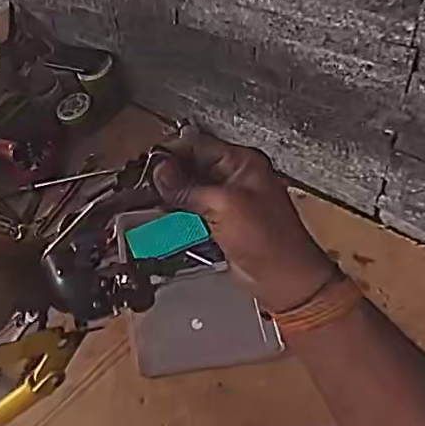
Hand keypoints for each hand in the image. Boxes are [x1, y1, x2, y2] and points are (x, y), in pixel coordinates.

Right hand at [151, 128, 341, 311]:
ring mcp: (225, 202)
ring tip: (146, 205)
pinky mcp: (218, 224)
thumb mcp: (224, 205)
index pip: (197, 145)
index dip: (170, 153)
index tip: (146, 166)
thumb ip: (188, 187)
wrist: (282, 280)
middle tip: (142, 188)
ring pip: (187, 192)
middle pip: (189, 167)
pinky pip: (190, 214)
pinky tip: (161, 222)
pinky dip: (175, 217)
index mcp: (241, 164)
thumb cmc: (269, 241)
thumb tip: (160, 170)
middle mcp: (233, 179)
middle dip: (165, 177)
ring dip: (168, 199)